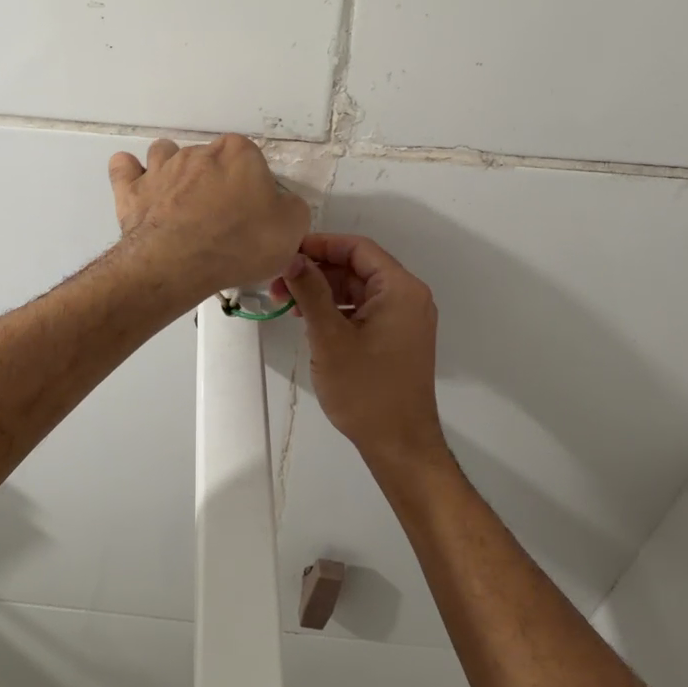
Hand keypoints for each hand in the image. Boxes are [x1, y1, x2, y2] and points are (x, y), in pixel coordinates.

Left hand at [108, 135, 309, 297]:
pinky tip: (140, 190)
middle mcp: (198, 153)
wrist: (180, 263)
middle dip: (216, 183)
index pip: (252, 163)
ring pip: (167, 156)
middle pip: (211, 162)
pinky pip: (124, 168)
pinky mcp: (131, 190)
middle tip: (221, 222)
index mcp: (239, 154)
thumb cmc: (240, 244)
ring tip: (180, 204)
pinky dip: (130, 174)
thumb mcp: (291, 230)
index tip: (254, 218)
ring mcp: (161, 169)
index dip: (255, 190)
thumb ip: (292, 210)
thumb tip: (281, 207)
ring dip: (173, 172)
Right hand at [274, 234, 444, 458]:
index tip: (286, 251)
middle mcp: (409, 298)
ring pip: (359, 291)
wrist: (398, 442)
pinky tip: (310, 321)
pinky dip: (338, 310)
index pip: (358, 249)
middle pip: (359, 268)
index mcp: (400, 289)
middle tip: (278, 282)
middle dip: (318, 271)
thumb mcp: (330, 337)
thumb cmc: (365, 389)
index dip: (321, 245)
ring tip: (287, 303)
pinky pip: (365, 311)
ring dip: (324, 292)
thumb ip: (311, 292)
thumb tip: (292, 258)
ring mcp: (405, 320)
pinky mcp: (398, 340)